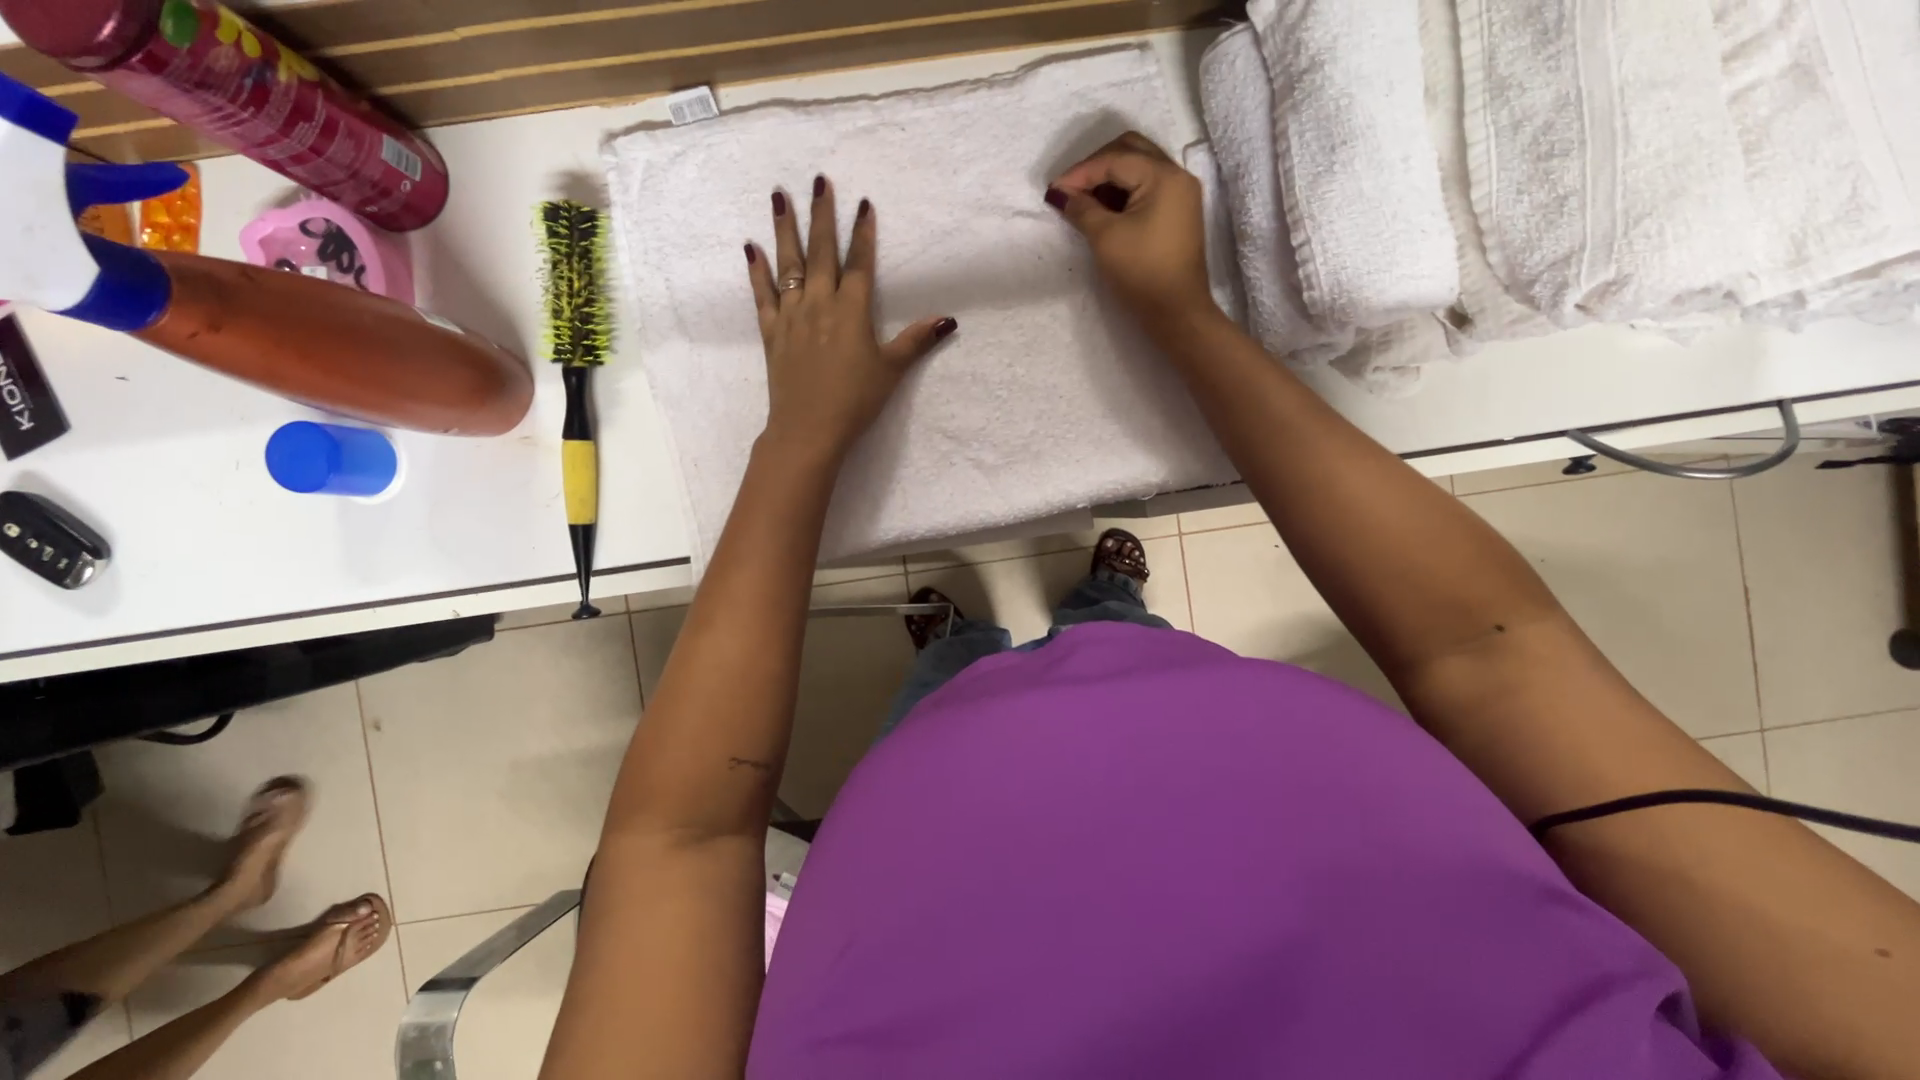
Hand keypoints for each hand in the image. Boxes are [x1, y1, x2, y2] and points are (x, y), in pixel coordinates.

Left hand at [746, 176, 955, 457]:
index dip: (863, 233)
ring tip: (779, 195)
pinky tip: (750, 247)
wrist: (808, 429)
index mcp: (852, 311)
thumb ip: (916, 341)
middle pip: (821, 252)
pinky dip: (756, 271)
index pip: (859, 263)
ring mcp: (792, 316)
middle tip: (818, 181)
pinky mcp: (772, 333)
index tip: (863, 203)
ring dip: (784, 228)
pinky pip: (762, 295)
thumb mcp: (891, 370)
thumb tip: (947, 319)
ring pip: (787, 264)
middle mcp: (820, 304)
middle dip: (821, 215)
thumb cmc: (855, 401)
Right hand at [1045, 132, 1216, 333]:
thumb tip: (1061, 194)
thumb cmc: (1141, 272)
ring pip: (1139, 166)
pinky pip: (1147, 185)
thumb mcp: (1105, 238)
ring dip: (1109, 176)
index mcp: (1163, 176)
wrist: (1176, 311)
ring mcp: (1181, 193)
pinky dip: (1123, 190)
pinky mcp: (1178, 210)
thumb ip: (1082, 209)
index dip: (1080, 172)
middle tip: (1071, 188)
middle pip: (1130, 150)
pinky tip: (1103, 207)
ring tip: (1084, 199)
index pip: (1115, 159)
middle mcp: (1177, 175)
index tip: (1054, 190)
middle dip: (1096, 165)